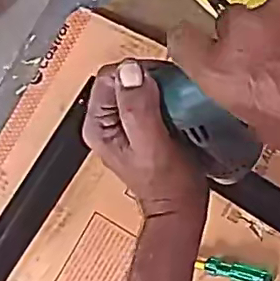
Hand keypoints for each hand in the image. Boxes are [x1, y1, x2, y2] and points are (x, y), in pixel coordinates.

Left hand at [84, 60, 208, 219]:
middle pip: (125, 78)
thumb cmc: (167, 187)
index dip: (137, 73)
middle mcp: (108, 122)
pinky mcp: (145, 126)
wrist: (182, 208)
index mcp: (98, 125)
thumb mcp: (152, 145)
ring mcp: (127, 124)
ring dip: (162, 88)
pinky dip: (169, 99)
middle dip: (151, 79)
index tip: (161, 82)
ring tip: (179, 100)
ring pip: (141, 87)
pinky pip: (154, 99)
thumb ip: (138, 109)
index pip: (110, 76)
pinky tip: (180, 109)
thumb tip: (130, 72)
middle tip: (173, 91)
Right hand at [167, 0, 279, 168]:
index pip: (184, 41)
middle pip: (235, 20)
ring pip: (277, 0)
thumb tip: (246, 88)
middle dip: (258, 34)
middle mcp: (243, 30)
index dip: (198, 43)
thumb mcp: (276, 133)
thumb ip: (246, 99)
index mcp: (224, 74)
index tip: (208, 44)